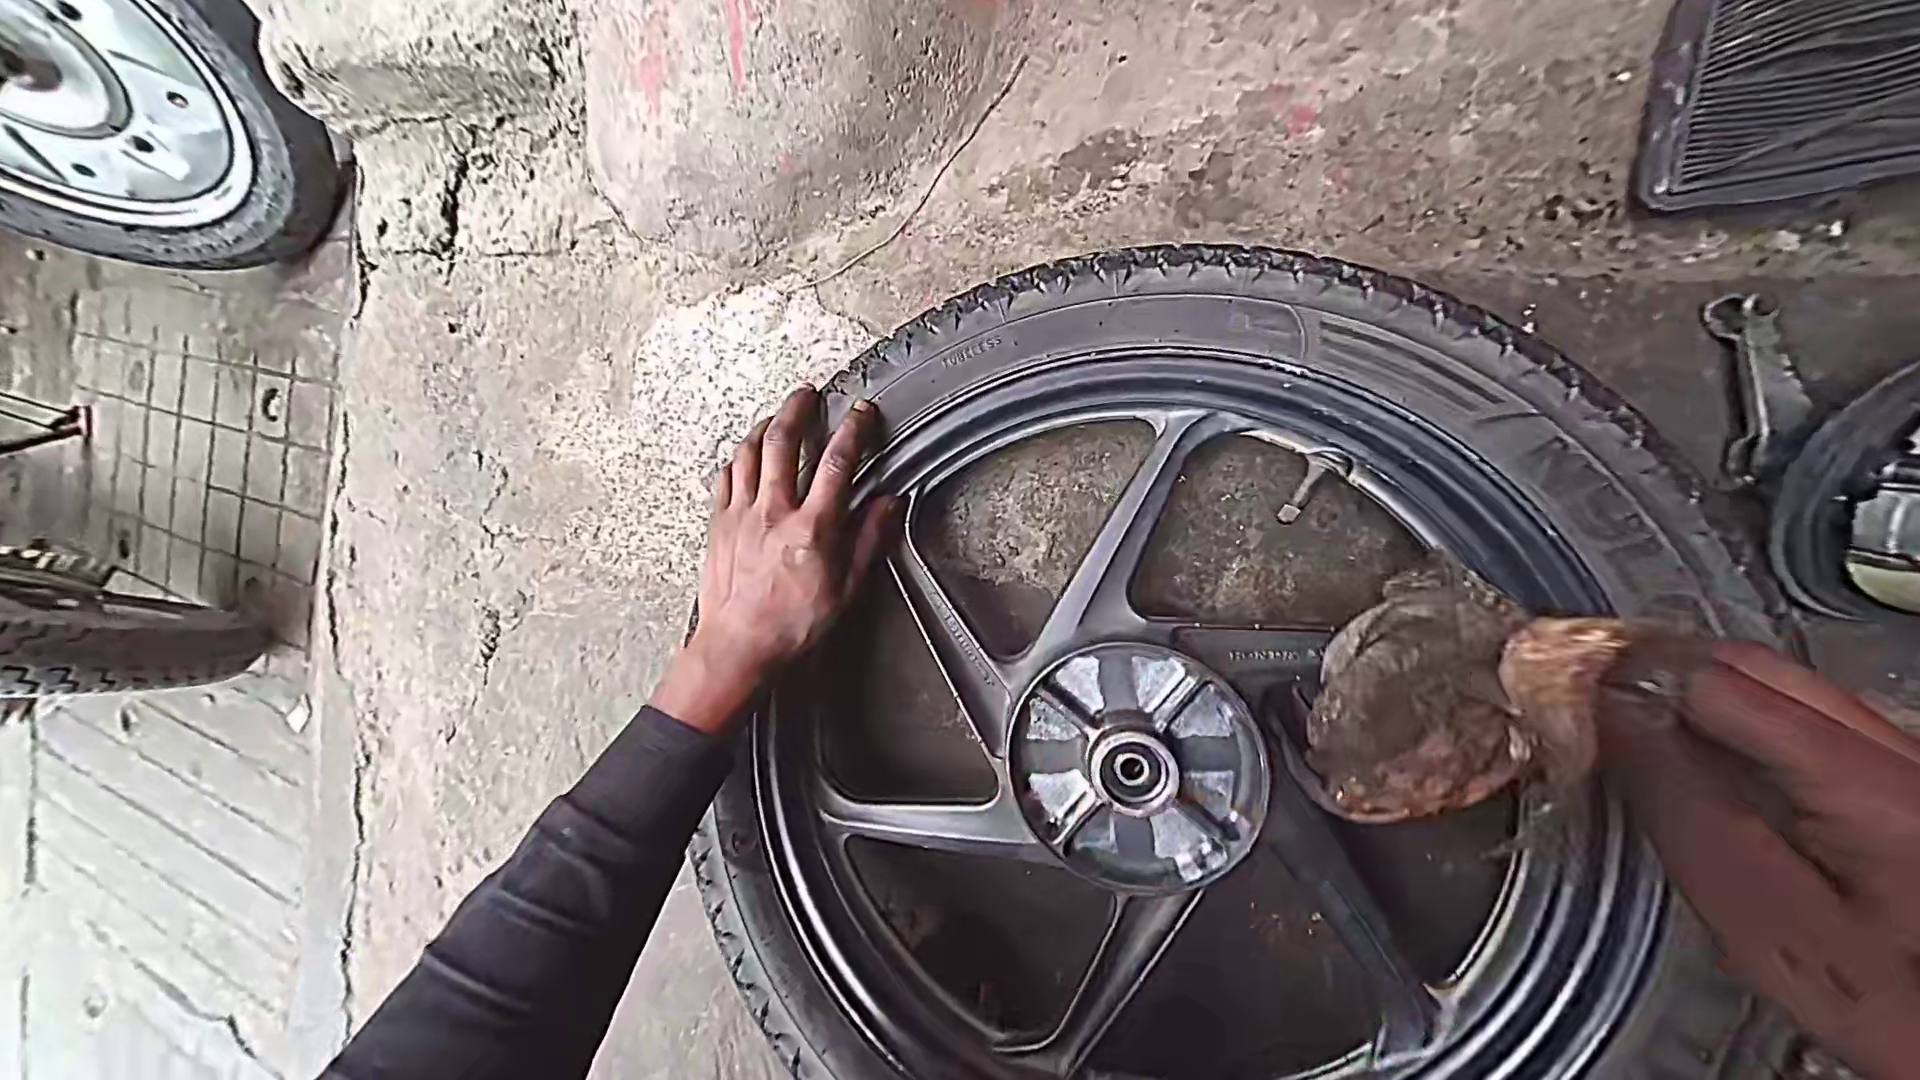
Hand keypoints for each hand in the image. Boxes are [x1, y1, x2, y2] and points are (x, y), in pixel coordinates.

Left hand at [650, 386, 903, 734]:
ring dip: (764, 426)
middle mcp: (774, 512)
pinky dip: (737, 457)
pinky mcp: (719, 523)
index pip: (837, 463)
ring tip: (776, 415)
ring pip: (749, 452)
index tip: (861, 412)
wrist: (738, 644)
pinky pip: (725, 476)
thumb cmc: (793, 622)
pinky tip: (744, 455)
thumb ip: (869, 540)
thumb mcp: (846, 587)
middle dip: (798, 409)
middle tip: (808, 394)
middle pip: (783, 441)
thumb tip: (889, 505)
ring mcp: (742, 514)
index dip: (854, 430)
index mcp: (812, 527)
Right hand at [1596, 641, 1919, 1079]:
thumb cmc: (1865, 991)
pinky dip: (1724, 706)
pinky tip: (1685, 734)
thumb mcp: (1751, 900)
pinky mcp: (1902, 776)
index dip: (1622, 674)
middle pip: (1746, 663)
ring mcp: (1909, 759)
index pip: (1709, 681)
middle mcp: (1902, 751)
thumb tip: (1605, 711)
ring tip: (1618, 708)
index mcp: (1869, 781)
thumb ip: (1677, 794)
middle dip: (1649, 666)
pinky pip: (1795, 707)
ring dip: (1685, 682)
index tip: (1557, 685)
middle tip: (1577, 691)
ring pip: (1772, 677)